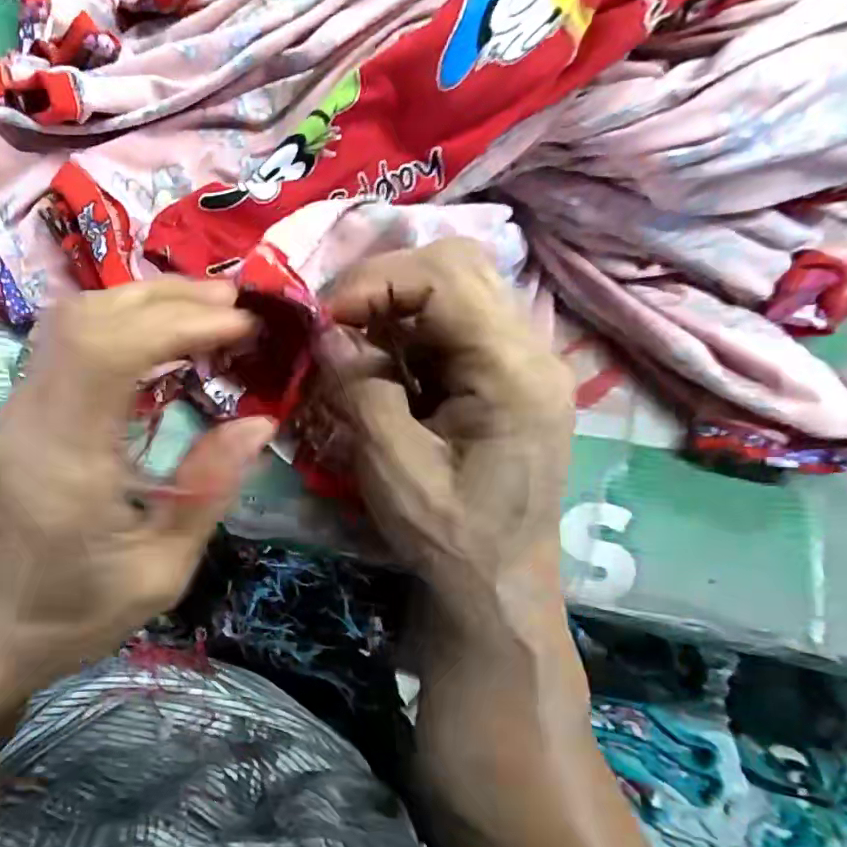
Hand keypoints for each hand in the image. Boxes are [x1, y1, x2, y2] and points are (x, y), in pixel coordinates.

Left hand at [0, 279, 276, 738]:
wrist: (3, 628)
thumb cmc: (81, 613)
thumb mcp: (162, 572)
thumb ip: (207, 490)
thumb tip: (258, 420)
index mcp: (65, 462)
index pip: (105, 351)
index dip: (174, 322)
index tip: (238, 326)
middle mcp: (29, 422)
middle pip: (82, 320)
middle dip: (161, 298)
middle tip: (231, 305)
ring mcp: (14, 414)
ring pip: (65, 323)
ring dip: (134, 303)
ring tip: (202, 311)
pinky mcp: (15, 416)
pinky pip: (59, 346)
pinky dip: (112, 325)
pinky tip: (155, 337)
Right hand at [314, 239, 572, 633]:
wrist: (497, 582)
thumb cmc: (448, 534)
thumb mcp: (393, 467)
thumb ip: (360, 390)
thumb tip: (323, 332)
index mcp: (511, 372)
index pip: (445, 279)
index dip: (372, 284)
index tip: (319, 321)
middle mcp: (527, 350)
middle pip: (457, 264)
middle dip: (380, 282)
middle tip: (331, 323)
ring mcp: (518, 359)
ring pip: (453, 285)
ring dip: (389, 303)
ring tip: (347, 342)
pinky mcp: (498, 373)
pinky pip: (448, 321)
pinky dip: (400, 328)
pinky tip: (375, 363)